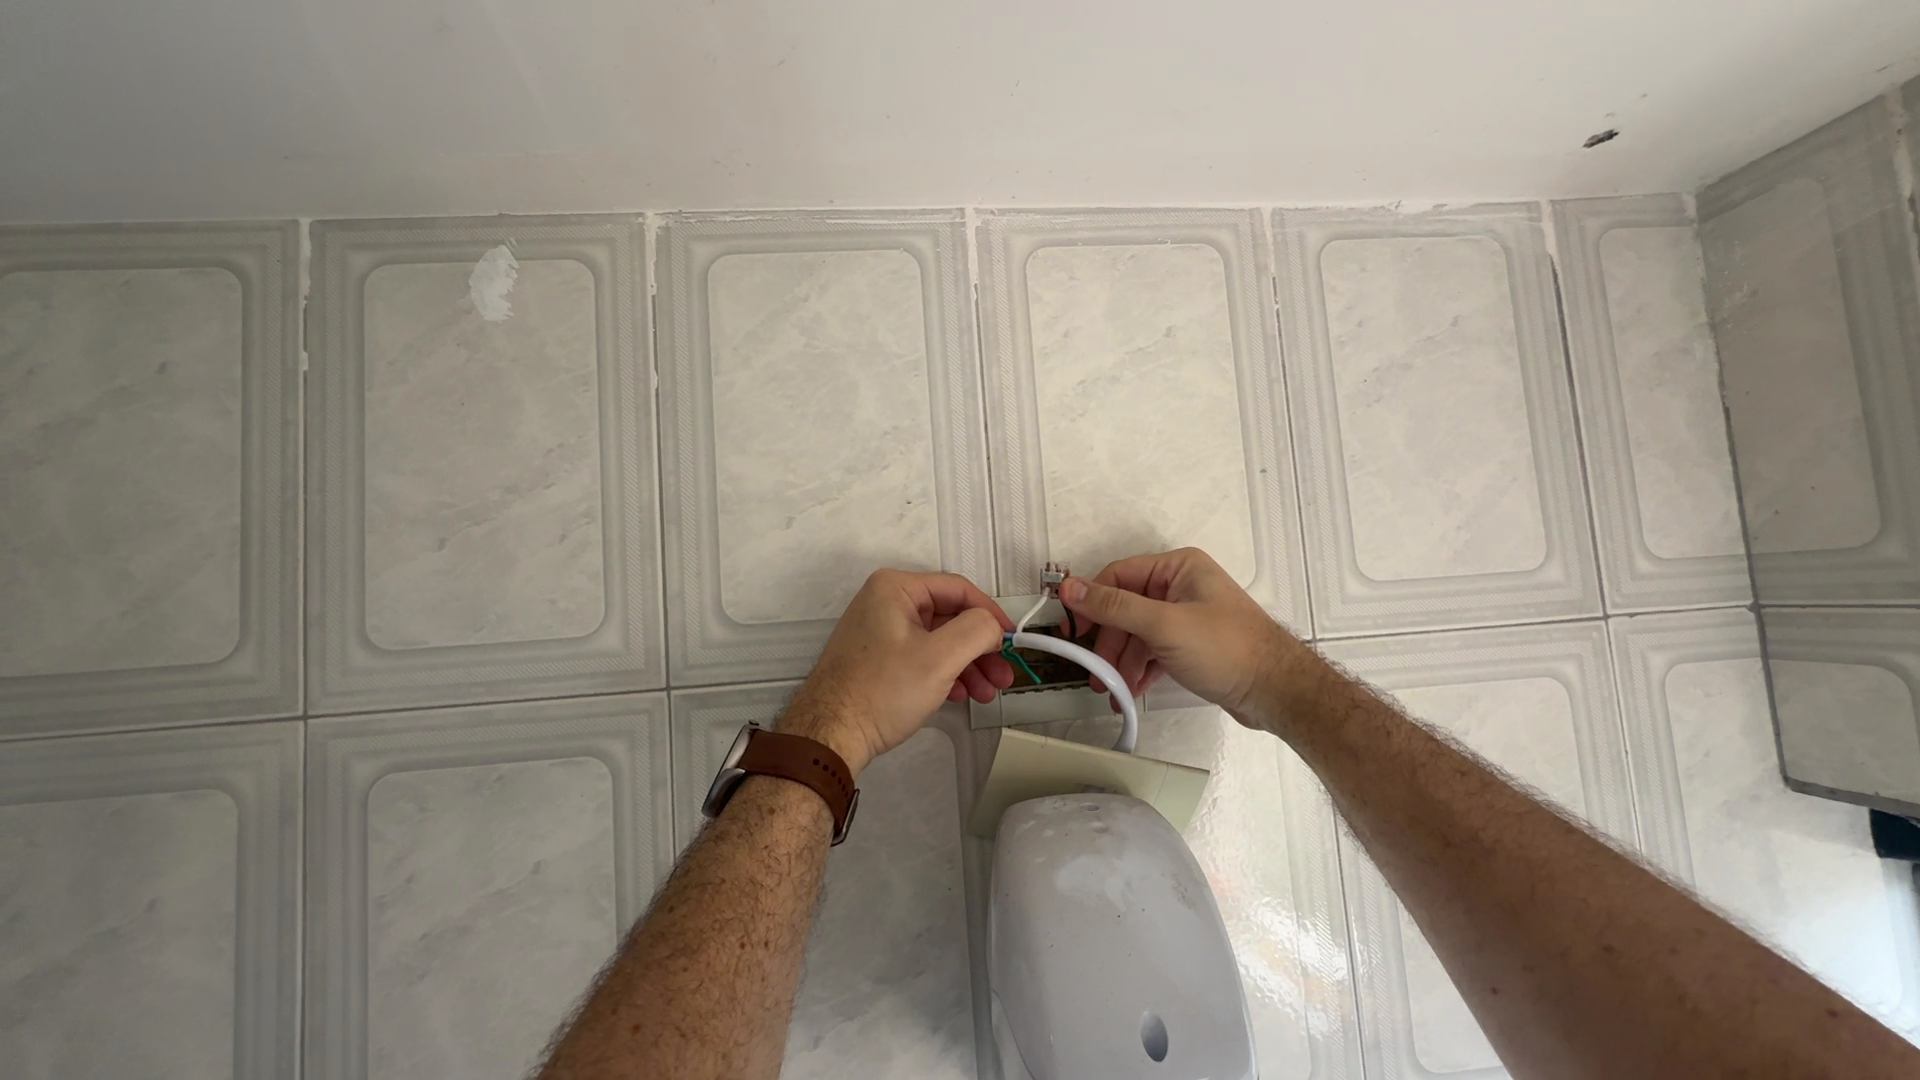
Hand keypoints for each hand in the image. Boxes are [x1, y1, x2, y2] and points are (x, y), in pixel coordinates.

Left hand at [779, 570, 1013, 775]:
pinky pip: (922, 656)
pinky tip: (960, 695)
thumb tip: (992, 626)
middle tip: (1003, 675)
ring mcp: (879, 630)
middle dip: (980, 648)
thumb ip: (977, 630)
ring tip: (986, 694)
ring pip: (938, 640)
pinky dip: (945, 673)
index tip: (1011, 640)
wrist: (830, 736)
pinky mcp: (878, 658)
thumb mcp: (940, 657)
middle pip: (950, 616)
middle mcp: (885, 602)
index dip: (991, 614)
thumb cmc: (881, 692)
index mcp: (895, 588)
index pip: (959, 589)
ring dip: (967, 665)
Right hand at [1060, 547, 1304, 726]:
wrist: (1276, 692)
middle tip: (1096, 673)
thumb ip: (1113, 606)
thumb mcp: (1162, 625)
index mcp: (1178, 567)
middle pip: (1125, 609)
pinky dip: (1139, 669)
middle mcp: (1181, 586)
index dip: (1092, 603)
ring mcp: (1186, 616)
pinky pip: (1153, 651)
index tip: (1074, 632)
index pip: (1118, 576)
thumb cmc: (1225, 650)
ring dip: (1121, 662)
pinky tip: (1130, 690)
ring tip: (1113, 690)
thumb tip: (1069, 587)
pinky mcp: (1191, 644)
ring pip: (1137, 634)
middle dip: (1109, 643)